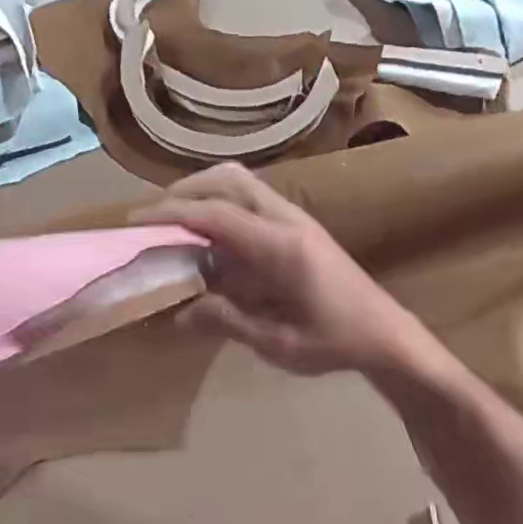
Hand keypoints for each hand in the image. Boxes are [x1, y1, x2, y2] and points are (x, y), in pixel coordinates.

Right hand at [132, 164, 431, 374]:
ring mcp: (297, 221)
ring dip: (206, 196)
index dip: (173, 213)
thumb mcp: (277, 343)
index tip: (136, 220)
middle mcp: (289, 221)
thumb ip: (227, 322)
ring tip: (178, 226)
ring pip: (244, 185)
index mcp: (282, 247)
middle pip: (231, 180)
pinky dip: (224, 210)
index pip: (218, 215)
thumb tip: (181, 313)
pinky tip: (212, 243)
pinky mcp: (301, 229)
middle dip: (187, 191)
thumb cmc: (336, 342)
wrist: (386, 334)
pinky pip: (254, 203)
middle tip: (156, 218)